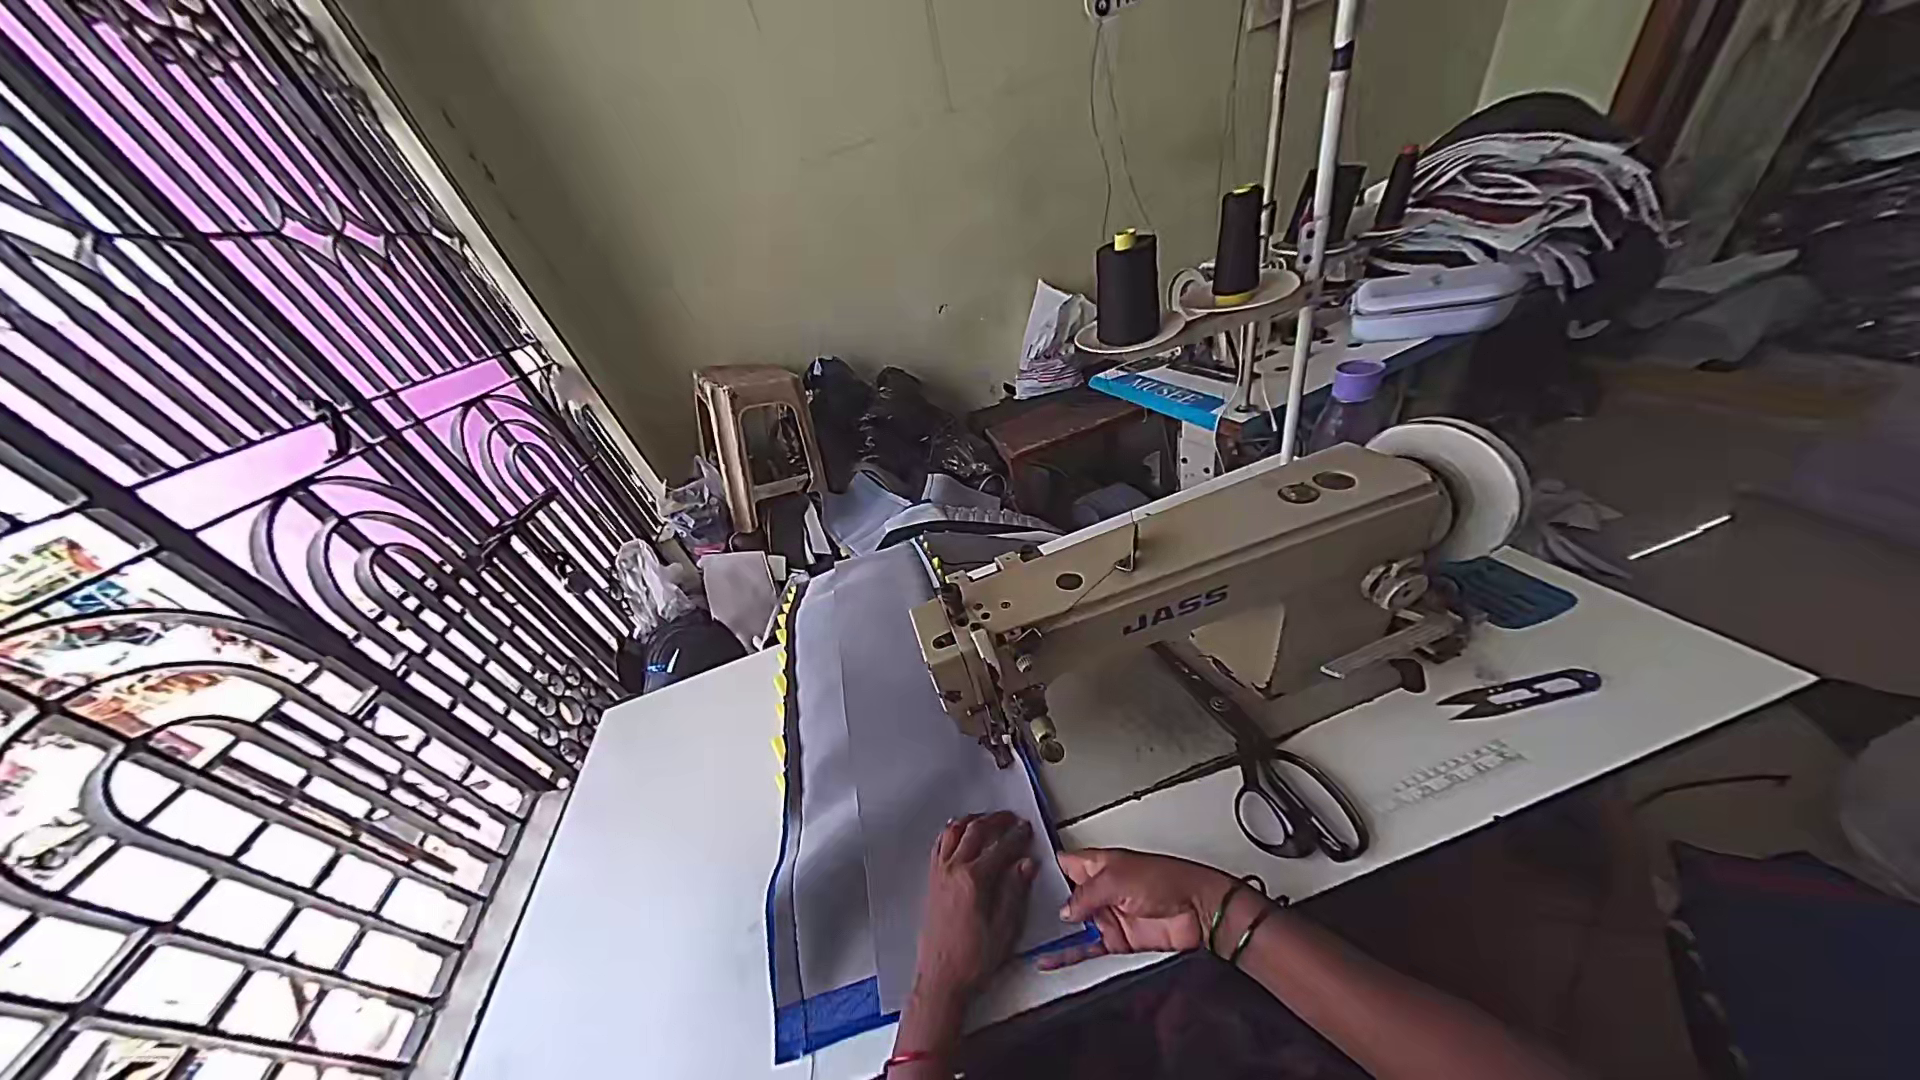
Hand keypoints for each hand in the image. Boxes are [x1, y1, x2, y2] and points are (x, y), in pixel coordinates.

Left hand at [911, 811, 1038, 1001]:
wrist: (941, 979)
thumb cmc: (972, 959)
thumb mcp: (1005, 930)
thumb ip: (1015, 892)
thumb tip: (1026, 864)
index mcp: (974, 880)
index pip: (1000, 848)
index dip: (1016, 836)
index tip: (1026, 829)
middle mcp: (954, 870)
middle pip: (975, 831)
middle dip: (995, 820)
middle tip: (1010, 818)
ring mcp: (939, 873)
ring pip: (953, 832)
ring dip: (971, 821)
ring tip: (985, 818)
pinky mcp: (931, 880)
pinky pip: (939, 845)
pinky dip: (950, 833)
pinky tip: (957, 832)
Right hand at [1038, 848, 1234, 969]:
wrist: (1198, 911)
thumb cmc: (1165, 879)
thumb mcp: (1117, 878)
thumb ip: (1086, 894)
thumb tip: (1063, 911)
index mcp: (1096, 863)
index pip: (1063, 864)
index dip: (1044, 869)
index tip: (1020, 876)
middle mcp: (1099, 888)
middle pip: (1064, 898)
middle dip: (1045, 907)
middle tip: (1019, 915)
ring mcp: (1108, 915)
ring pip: (1074, 926)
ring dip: (1056, 935)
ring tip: (1031, 944)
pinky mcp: (1118, 941)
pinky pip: (1089, 949)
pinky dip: (1072, 955)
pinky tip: (1054, 960)